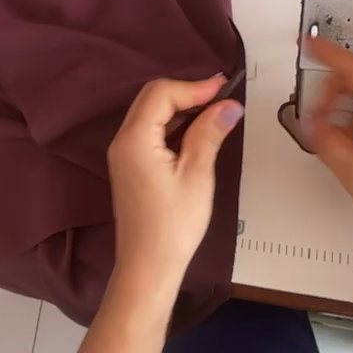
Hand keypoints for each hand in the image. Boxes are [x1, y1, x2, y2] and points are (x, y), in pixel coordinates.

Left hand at [106, 75, 242, 290]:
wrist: (148, 266)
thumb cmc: (174, 225)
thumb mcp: (197, 176)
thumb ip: (209, 134)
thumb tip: (229, 104)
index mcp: (135, 139)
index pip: (162, 93)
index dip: (194, 86)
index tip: (225, 87)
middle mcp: (122, 139)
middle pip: (152, 97)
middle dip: (186, 91)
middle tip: (222, 95)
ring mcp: (123, 152)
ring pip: (150, 111)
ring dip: (180, 105)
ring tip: (215, 110)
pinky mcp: (129, 163)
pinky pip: (149, 129)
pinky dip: (172, 122)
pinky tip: (196, 129)